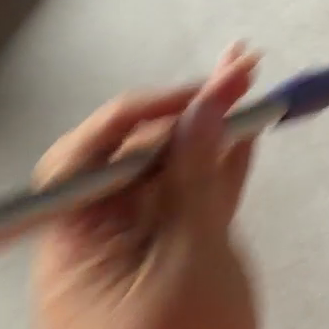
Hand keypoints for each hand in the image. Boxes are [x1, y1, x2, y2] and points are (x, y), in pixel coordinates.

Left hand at [31, 45, 261, 328]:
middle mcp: (107, 236)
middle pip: (141, 155)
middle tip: (243, 67)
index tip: (192, 94)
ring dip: (216, 121)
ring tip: (250, 75)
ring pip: (180, 166)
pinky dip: (230, 156)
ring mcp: (151, 242)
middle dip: (190, 107)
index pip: (84, 161)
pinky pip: (205, 190)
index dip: (135, 117)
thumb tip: (201, 110)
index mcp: (77, 245)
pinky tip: (251, 124)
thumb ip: (194, 180)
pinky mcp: (189, 250)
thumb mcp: (188, 260)